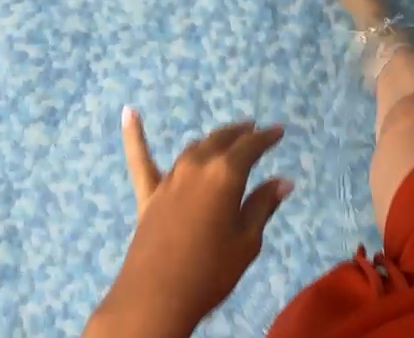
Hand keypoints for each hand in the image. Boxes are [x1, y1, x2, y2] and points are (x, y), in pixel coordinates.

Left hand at [89, 109, 293, 336]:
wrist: (156, 300)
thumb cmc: (210, 272)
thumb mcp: (247, 241)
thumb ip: (263, 206)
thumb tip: (284, 181)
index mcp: (226, 174)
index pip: (252, 146)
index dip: (267, 137)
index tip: (278, 131)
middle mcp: (198, 166)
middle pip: (223, 140)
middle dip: (241, 134)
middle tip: (254, 131)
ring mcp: (170, 178)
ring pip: (195, 148)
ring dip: (212, 142)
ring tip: (225, 140)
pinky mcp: (149, 194)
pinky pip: (141, 160)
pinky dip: (135, 135)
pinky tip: (129, 113)